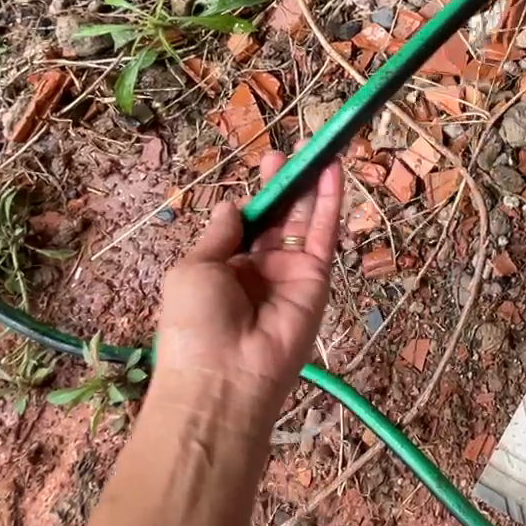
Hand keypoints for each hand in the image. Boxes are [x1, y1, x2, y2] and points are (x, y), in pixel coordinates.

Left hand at [151, 150, 342, 422]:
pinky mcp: (319, 274)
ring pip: (306, 218)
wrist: (226, 375)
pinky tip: (333, 172)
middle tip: (294, 151)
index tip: (269, 163)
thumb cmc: (194, 323)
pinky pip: (325, 233)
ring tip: (319, 150)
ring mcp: (292, 269)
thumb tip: (234, 204)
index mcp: (225, 265)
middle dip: (287, 183)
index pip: (248, 221)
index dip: (259, 193)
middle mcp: (261, 264)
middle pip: (280, 215)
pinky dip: (331, 202)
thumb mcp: (192, 271)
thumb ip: (219, 234)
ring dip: (313, 185)